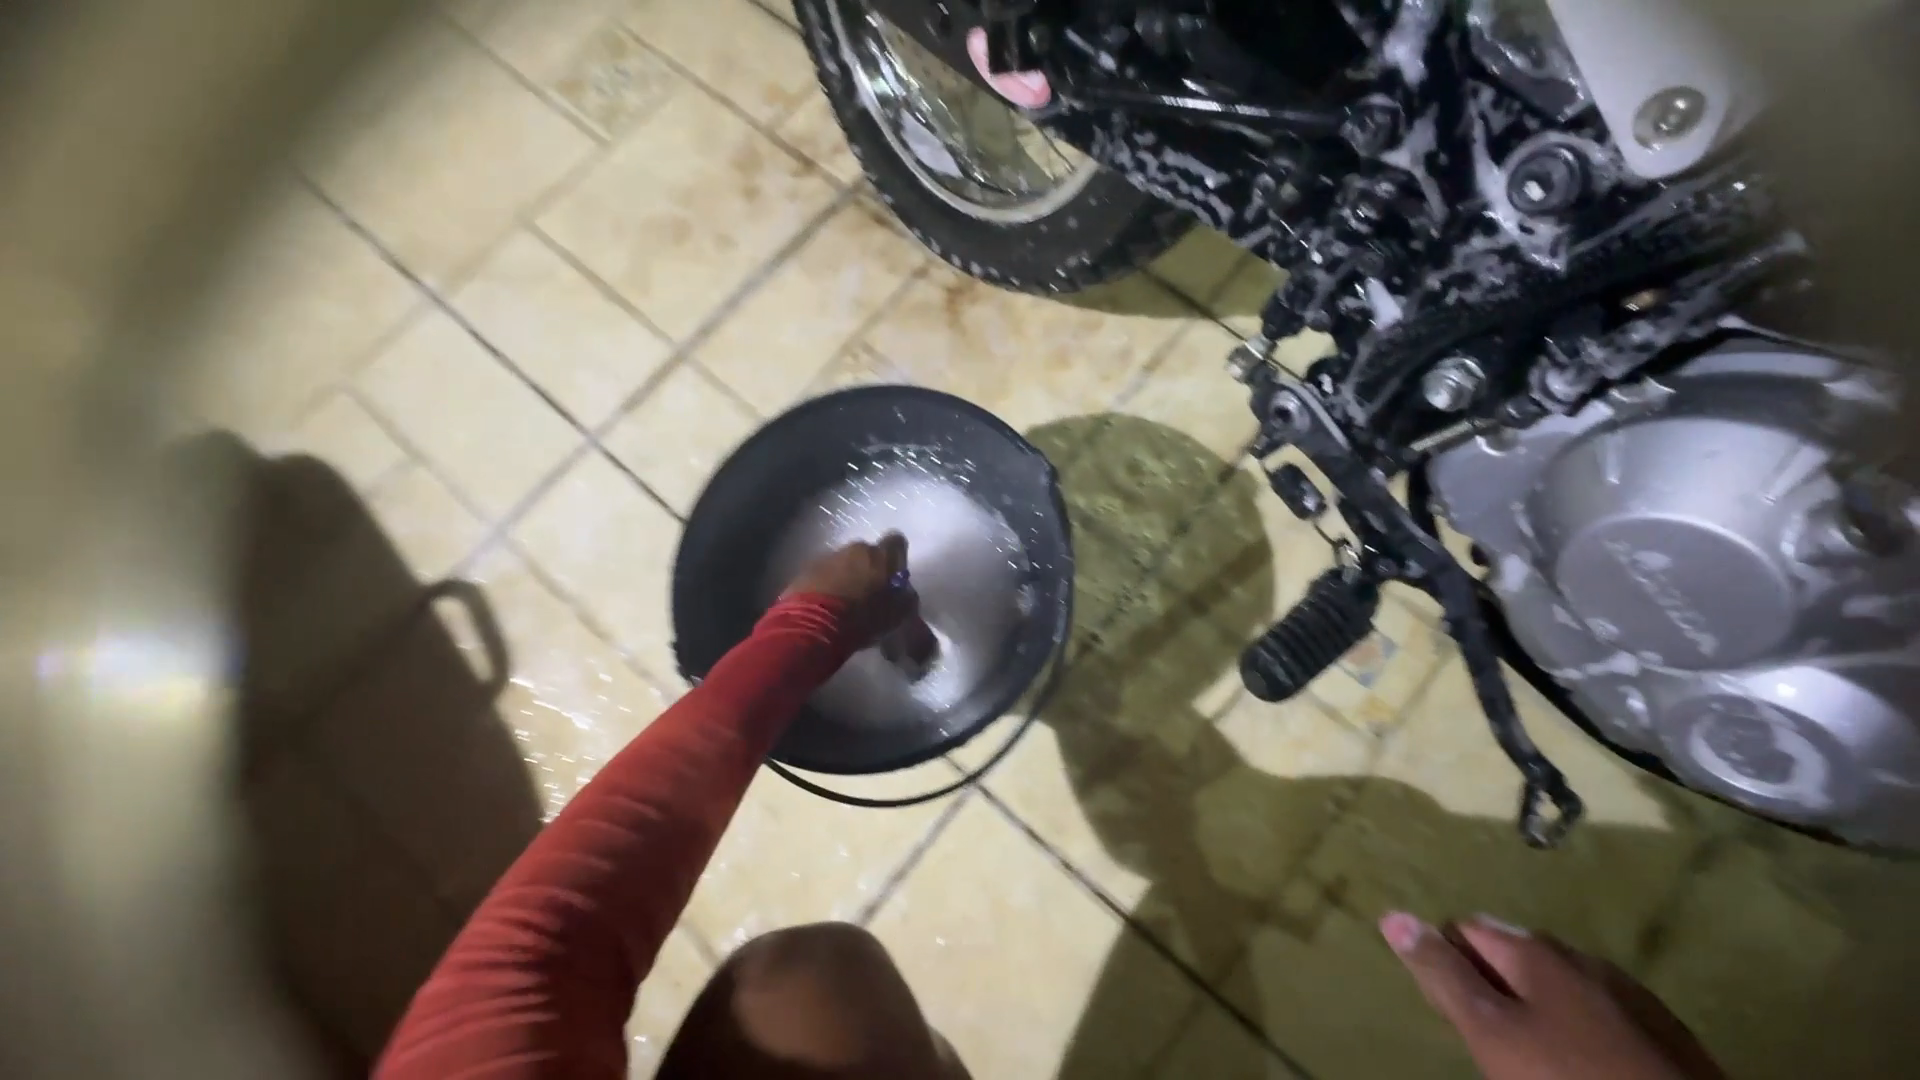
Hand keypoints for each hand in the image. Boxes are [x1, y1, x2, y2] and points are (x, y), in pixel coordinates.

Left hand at [782, 532, 919, 649]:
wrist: (814, 625)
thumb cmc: (863, 618)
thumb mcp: (897, 615)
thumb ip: (905, 599)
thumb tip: (906, 594)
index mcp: (882, 555)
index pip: (897, 542)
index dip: (896, 557)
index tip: (894, 574)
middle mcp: (856, 548)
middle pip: (867, 553)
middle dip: (868, 569)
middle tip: (868, 594)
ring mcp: (828, 557)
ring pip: (843, 563)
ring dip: (846, 577)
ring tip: (844, 604)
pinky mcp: (806, 569)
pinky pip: (823, 574)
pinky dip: (826, 585)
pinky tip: (825, 606)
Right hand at [1382, 912, 1724, 1079]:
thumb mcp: (1490, 1032)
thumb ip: (1442, 974)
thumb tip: (1392, 915)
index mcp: (1533, 949)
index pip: (1463, 929)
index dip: (1447, 964)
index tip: (1453, 1012)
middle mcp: (1579, 956)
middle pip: (1511, 954)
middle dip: (1491, 983)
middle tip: (1490, 1039)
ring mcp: (1629, 994)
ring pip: (1559, 986)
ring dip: (1537, 1007)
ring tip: (1536, 1056)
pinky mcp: (1667, 1035)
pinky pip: (1600, 1015)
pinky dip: (1581, 1030)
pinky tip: (1588, 1066)